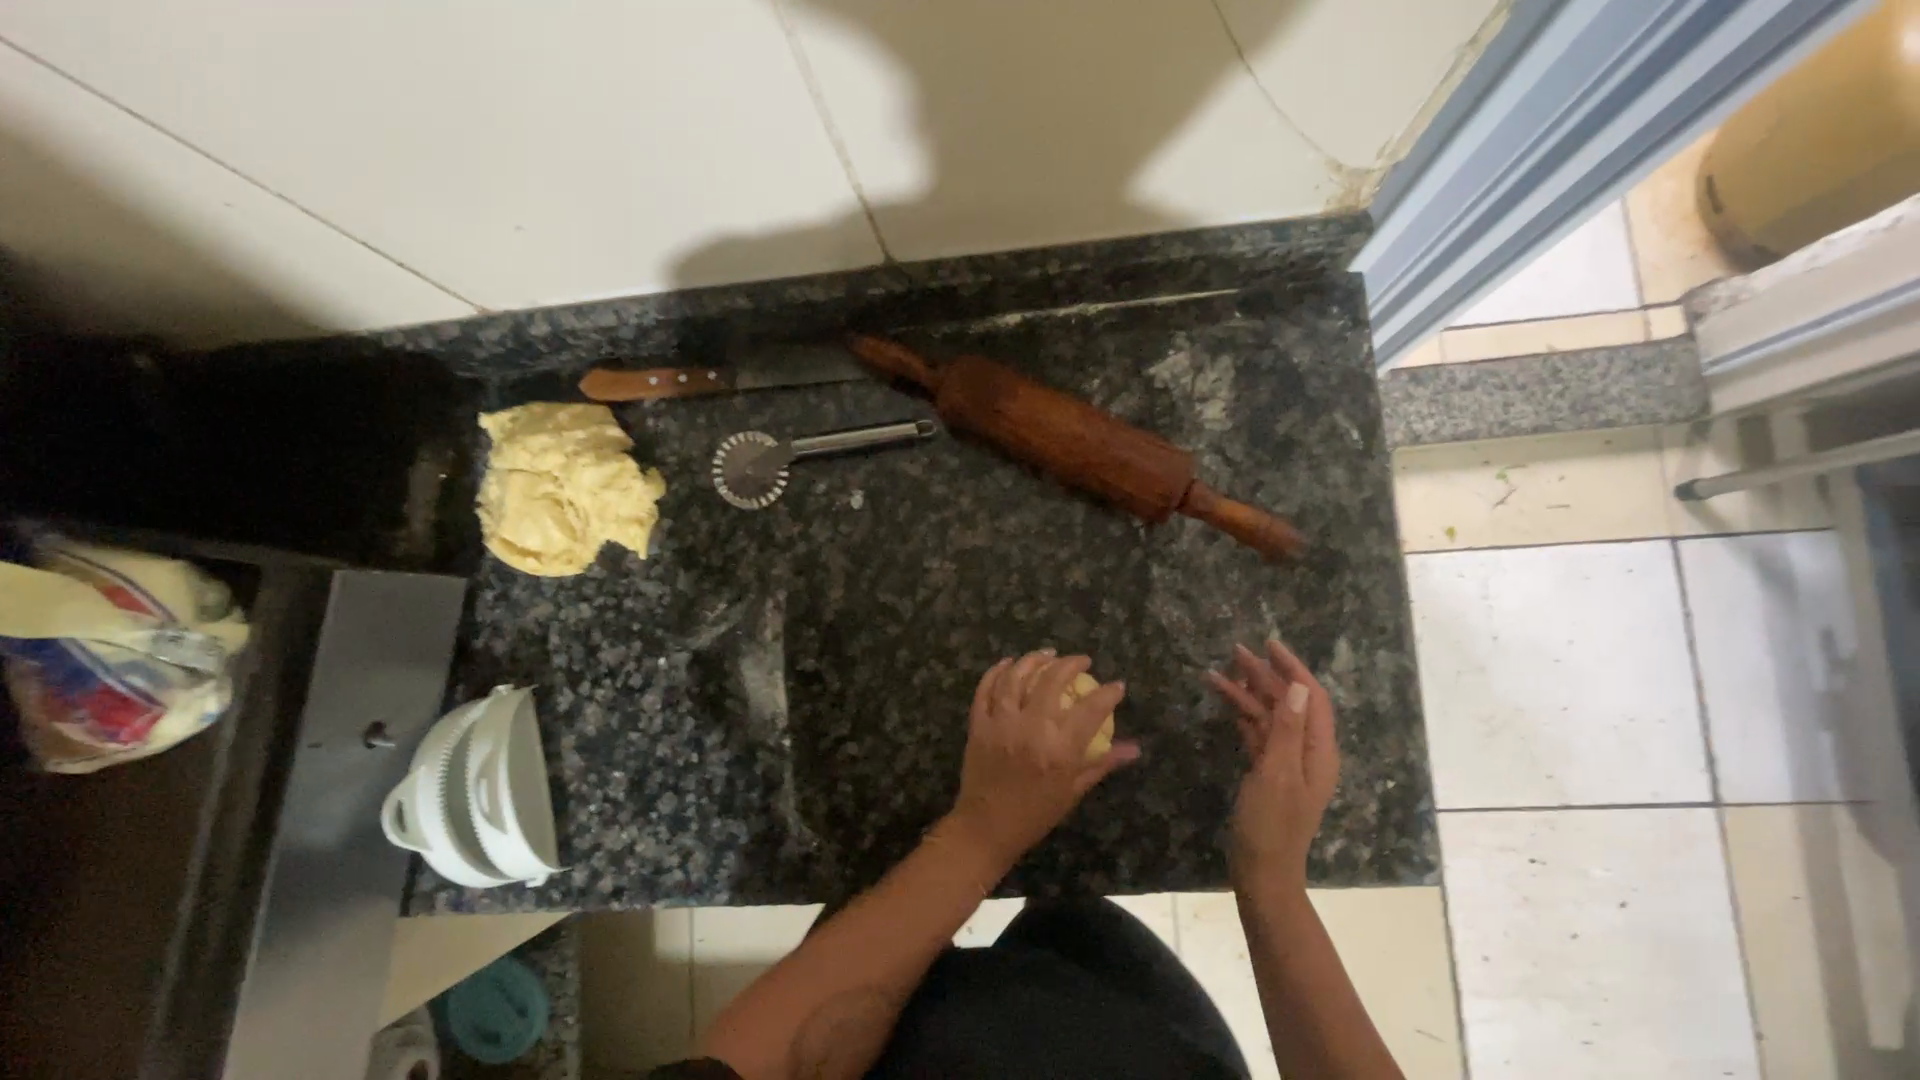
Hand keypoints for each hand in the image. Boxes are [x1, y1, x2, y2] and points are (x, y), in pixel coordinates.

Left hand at [946, 650, 1138, 869]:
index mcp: (1060, 749)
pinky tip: (1008, 664)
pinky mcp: (978, 725)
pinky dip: (996, 673)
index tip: (1117, 686)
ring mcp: (1002, 724)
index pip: (1091, 709)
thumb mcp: (1074, 790)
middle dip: (1070, 664)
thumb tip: (1135, 748)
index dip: (1108, 693)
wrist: (987, 827)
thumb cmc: (1036, 814)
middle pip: (1052, 681)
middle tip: (1081, 661)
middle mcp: (1032, 729)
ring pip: (1016, 678)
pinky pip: (985, 690)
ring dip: (1033, 660)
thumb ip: (1103, 763)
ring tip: (1047, 654)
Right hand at [1206, 640, 1338, 893]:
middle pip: (1288, 703)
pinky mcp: (1268, 772)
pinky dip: (1242, 716)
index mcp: (1318, 751)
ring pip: (1269, 717)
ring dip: (1246, 694)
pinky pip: (1257, 734)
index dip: (1292, 668)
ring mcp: (1286, 762)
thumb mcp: (1276, 773)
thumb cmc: (1271, 825)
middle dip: (1263, 676)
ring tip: (1217, 674)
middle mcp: (1307, 752)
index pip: (1311, 698)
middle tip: (1234, 652)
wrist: (1261, 871)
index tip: (1268, 644)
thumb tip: (1297, 686)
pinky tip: (1224, 702)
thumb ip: (1286, 728)